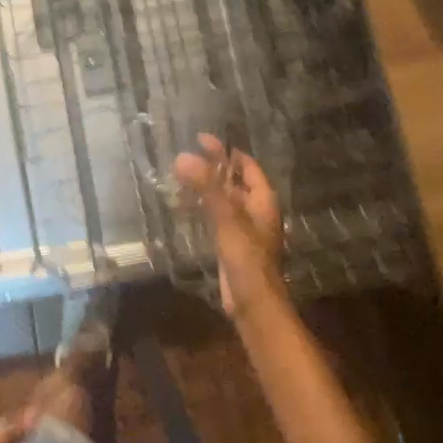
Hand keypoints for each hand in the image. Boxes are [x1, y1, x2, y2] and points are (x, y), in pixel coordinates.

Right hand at [174, 133, 286, 319]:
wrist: (254, 304)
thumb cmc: (247, 258)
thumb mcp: (227, 219)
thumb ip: (207, 187)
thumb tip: (182, 156)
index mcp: (263, 201)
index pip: (246, 166)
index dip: (226, 151)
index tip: (202, 138)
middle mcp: (256, 211)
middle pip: (234, 181)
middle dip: (213, 168)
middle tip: (185, 154)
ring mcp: (244, 229)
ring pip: (224, 200)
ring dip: (205, 187)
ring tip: (179, 175)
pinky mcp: (231, 245)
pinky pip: (216, 218)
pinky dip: (202, 208)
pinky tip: (184, 207)